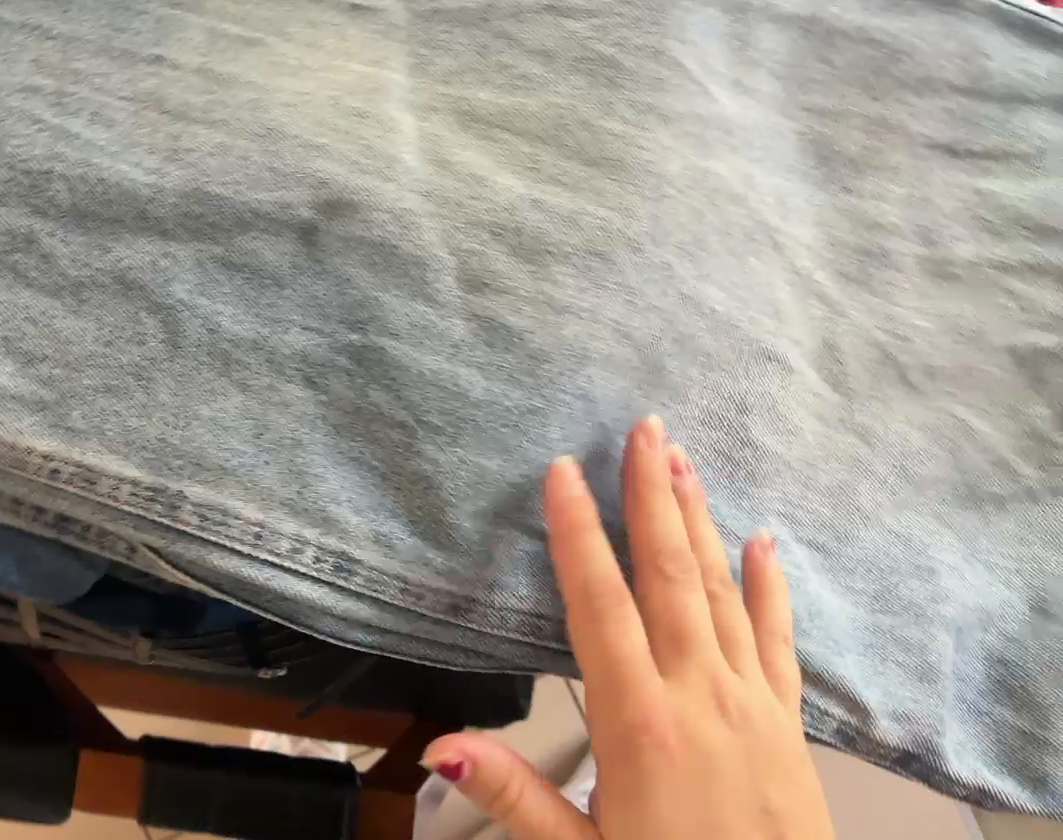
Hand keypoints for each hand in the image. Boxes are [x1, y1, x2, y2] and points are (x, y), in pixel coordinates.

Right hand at [423, 417, 833, 839]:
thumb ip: (511, 793)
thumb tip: (436, 744)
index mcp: (640, 718)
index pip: (599, 603)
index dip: (577, 533)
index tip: (563, 472)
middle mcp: (700, 695)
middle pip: (672, 577)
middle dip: (653, 497)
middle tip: (645, 430)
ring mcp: (752, 706)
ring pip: (723, 594)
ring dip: (700, 521)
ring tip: (684, 461)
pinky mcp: (786, 727)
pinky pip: (778, 644)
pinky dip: (771, 589)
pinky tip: (765, 543)